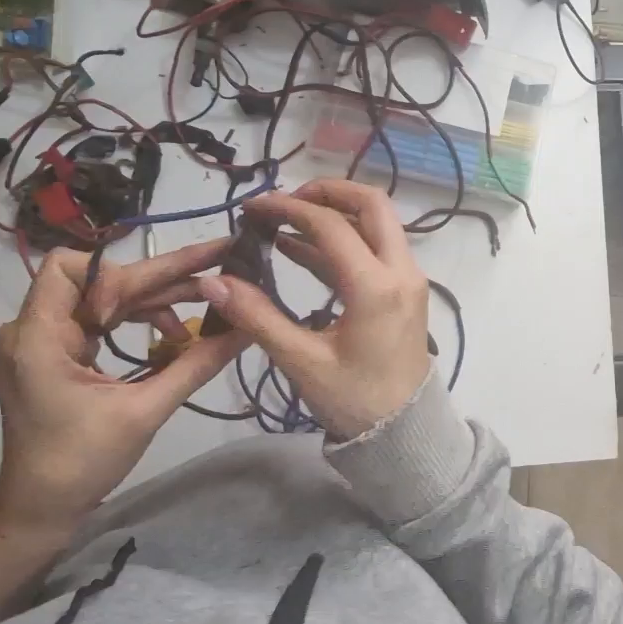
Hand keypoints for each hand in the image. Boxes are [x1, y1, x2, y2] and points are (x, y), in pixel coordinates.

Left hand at [0, 239, 252, 530]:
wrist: (41, 509)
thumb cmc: (82, 462)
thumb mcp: (145, 411)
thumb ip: (196, 364)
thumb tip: (246, 328)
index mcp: (38, 338)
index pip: (69, 268)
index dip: (116, 276)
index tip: (150, 305)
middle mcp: (34, 328)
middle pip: (101, 280)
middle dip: (160, 277)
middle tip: (220, 261)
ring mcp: (46, 340)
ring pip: (107, 297)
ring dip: (155, 301)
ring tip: (205, 308)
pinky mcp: (59, 353)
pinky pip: (103, 320)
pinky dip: (139, 321)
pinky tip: (174, 336)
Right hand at [198, 179, 429, 441]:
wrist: (405, 431)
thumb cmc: (355, 399)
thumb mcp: (302, 361)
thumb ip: (258, 317)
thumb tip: (214, 283)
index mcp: (376, 286)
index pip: (331, 225)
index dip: (288, 208)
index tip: (252, 208)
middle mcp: (401, 271)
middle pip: (371, 205)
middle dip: (326, 192)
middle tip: (282, 202)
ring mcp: (408, 279)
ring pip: (377, 224)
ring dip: (334, 215)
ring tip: (280, 224)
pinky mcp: (404, 290)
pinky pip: (375, 250)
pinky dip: (342, 242)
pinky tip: (297, 250)